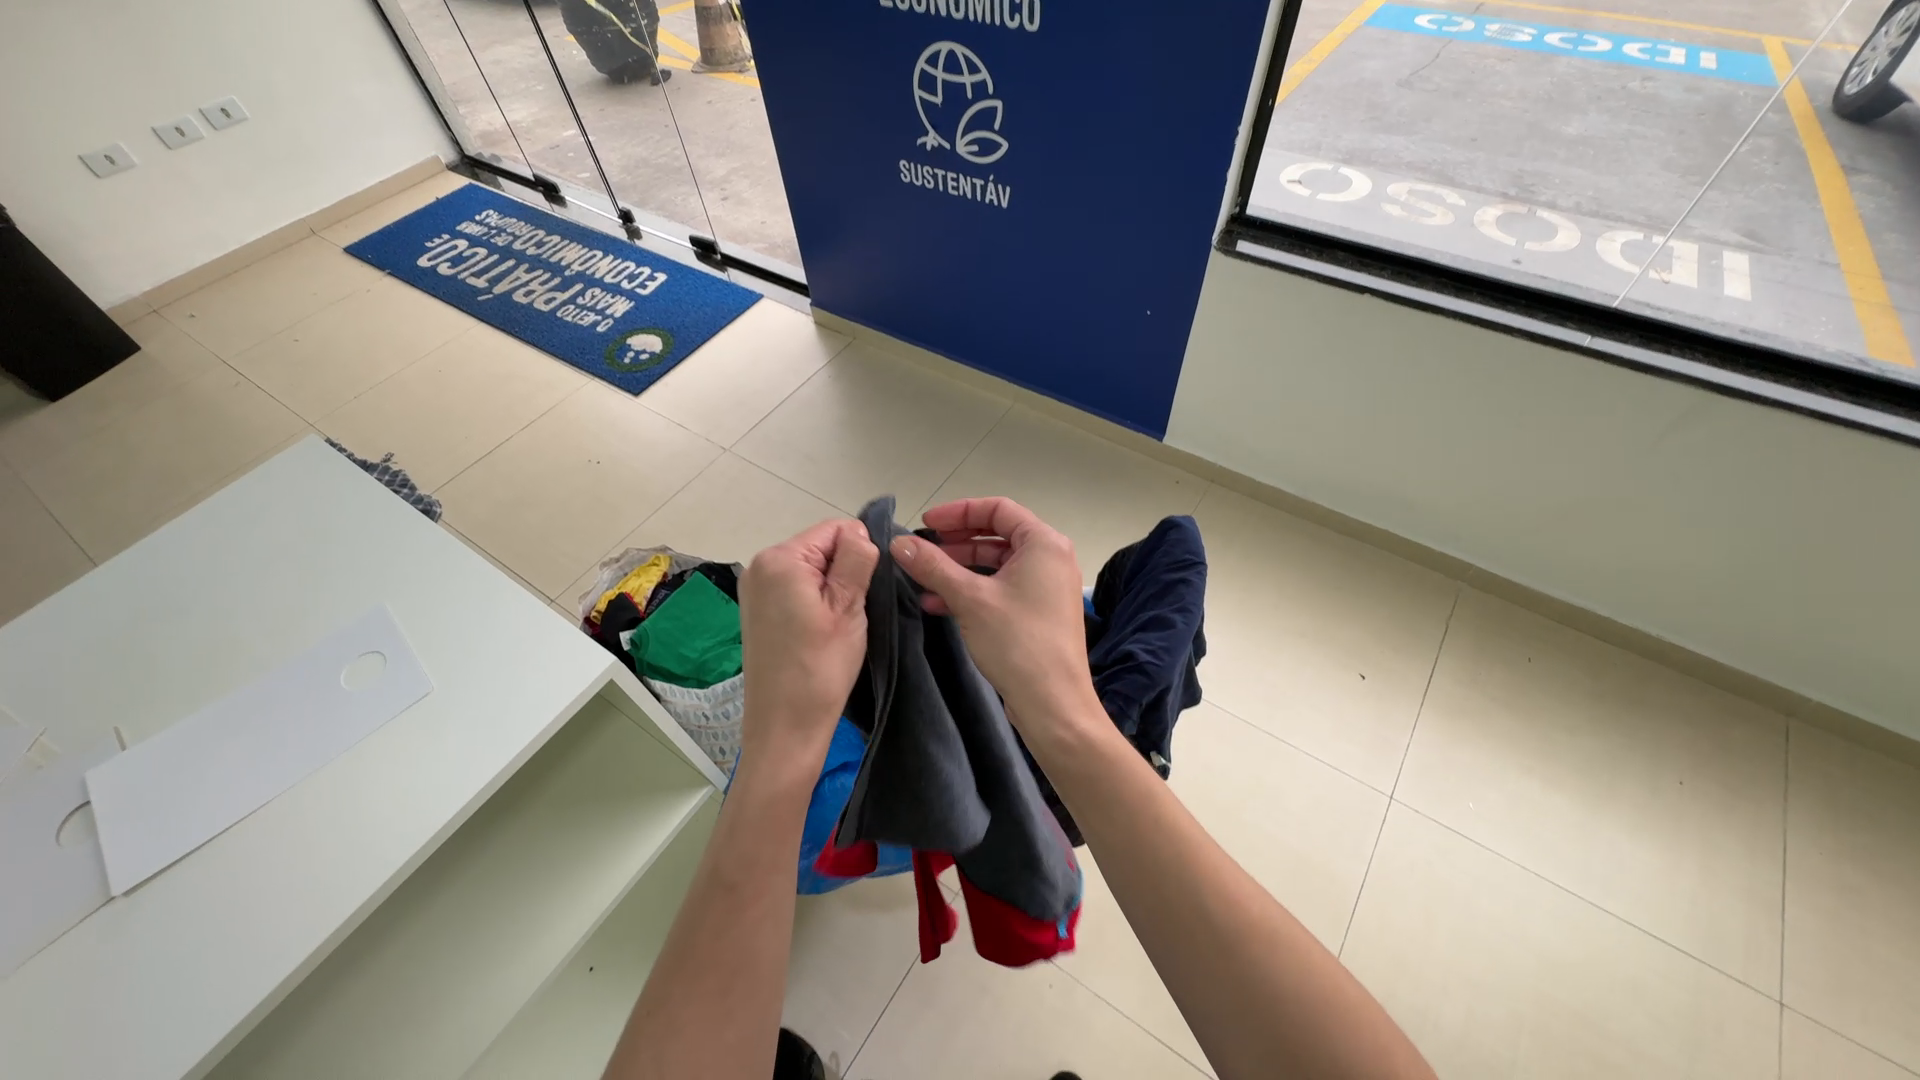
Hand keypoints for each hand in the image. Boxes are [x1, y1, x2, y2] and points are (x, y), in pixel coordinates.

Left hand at [738, 519, 878, 768]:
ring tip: (838, 626)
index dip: (860, 554)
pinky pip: (796, 590)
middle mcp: (760, 566)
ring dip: (831, 590)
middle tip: (853, 613)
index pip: (836, 529)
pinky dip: (814, 603)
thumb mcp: (849, 607)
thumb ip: (857, 559)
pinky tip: (820, 633)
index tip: (866, 591)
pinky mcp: (758, 612)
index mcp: (780, 559)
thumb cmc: (821, 667)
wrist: (785, 726)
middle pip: (821, 548)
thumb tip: (860, 532)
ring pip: (811, 570)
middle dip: (844, 571)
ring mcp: (755, 590)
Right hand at [889, 498, 1101, 748]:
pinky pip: (1001, 589)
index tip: (925, 524)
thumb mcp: (969, 598)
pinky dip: (972, 591)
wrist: (1053, 703)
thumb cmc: (1017, 641)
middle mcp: (1050, 558)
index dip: (958, 512)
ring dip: (959, 569)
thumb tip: (898, 544)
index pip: (998, 509)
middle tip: (922, 550)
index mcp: (1043, 543)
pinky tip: (938, 604)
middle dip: (956, 542)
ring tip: (923, 580)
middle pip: (997, 535)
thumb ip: (933, 566)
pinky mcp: (1038, 613)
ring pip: (996, 565)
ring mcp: (1046, 587)